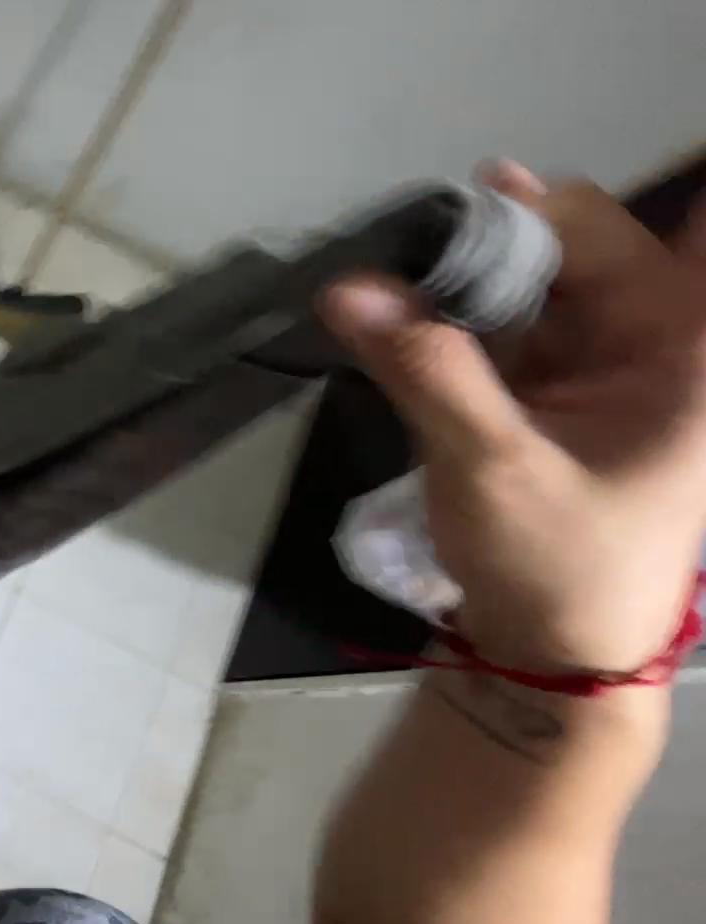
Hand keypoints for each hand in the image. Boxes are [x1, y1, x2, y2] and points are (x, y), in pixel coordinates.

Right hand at [321, 160, 705, 671]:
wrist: (550, 638)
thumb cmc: (553, 555)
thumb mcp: (489, 462)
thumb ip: (424, 370)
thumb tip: (350, 290)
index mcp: (682, 351)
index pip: (620, 240)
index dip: (550, 204)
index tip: (467, 186)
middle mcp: (646, 346)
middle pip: (574, 256)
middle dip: (496, 239)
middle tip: (406, 236)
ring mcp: (588, 373)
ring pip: (524, 295)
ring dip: (458, 283)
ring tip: (384, 276)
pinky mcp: (537, 399)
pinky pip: (492, 339)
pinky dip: (443, 326)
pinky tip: (395, 322)